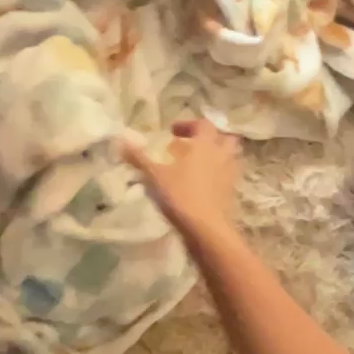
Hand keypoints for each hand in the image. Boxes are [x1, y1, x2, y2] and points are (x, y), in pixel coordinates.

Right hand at [121, 118, 241, 241]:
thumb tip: (121, 140)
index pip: (203, 124)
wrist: (207, 229)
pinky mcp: (232, 193)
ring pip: (229, 157)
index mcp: (205, 145)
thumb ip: (139, 158)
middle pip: (224, 138)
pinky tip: (202, 185)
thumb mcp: (155, 176)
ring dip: (216, 156)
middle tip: (192, 146)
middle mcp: (222, 156)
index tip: (172, 132)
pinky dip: (217, 176)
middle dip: (210, 138)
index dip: (188, 125)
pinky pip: (227, 177)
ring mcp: (230, 175)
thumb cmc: (181, 196)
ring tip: (198, 165)